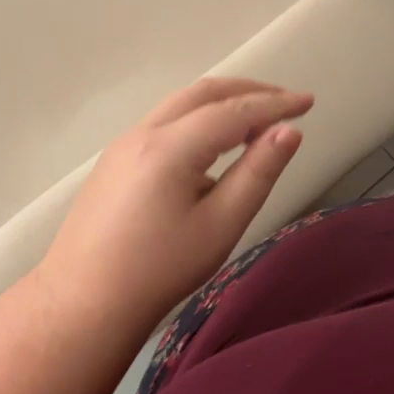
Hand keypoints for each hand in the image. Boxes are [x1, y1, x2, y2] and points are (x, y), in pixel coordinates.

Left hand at [29, 78, 313, 331]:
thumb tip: (290, 132)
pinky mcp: (115, 162)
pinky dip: (202, 117)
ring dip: (225, 102)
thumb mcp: (221, 223)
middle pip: (204, 93)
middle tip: (289, 102)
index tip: (309, 102)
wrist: (83, 303)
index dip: (276, 104)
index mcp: (171, 148)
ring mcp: (123, 146)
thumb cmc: (160, 269)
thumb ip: (258, 172)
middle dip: (250, 91)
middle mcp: (143, 134)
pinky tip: (218, 142)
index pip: (234, 111)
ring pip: (181, 104)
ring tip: (261, 117)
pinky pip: (167, 122)